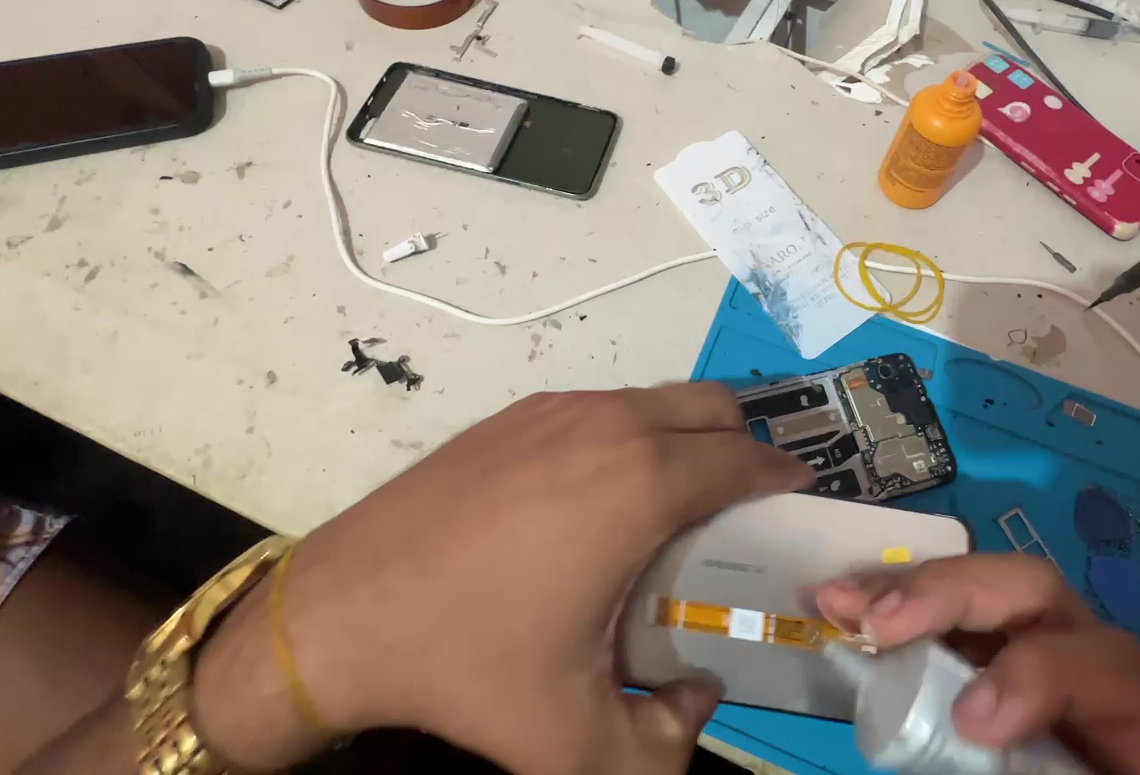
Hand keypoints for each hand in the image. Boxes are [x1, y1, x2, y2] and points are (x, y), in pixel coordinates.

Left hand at [197, 384, 810, 774]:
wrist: (345, 606)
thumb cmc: (470, 663)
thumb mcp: (573, 738)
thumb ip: (662, 743)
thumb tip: (701, 701)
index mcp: (642, 484)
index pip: (742, 459)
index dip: (779, 476)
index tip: (794, 496)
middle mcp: (611, 425)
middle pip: (711, 406)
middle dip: (742, 443)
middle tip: (740, 499)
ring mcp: (560, 408)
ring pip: (656, 398)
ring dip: (686, 433)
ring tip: (672, 496)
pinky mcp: (519, 410)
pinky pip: (604, 406)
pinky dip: (632, 431)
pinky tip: (600, 490)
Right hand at [815, 555, 1139, 774]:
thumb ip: (1032, 766)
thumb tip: (963, 715)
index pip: (1109, 666)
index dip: (1036, 674)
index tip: (970, 721)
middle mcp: (1093, 661)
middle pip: (1034, 589)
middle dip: (947, 591)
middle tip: (873, 620)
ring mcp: (1045, 648)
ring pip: (982, 587)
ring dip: (901, 588)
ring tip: (834, 599)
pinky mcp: (1002, 658)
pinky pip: (950, 618)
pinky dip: (897, 607)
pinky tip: (850, 610)